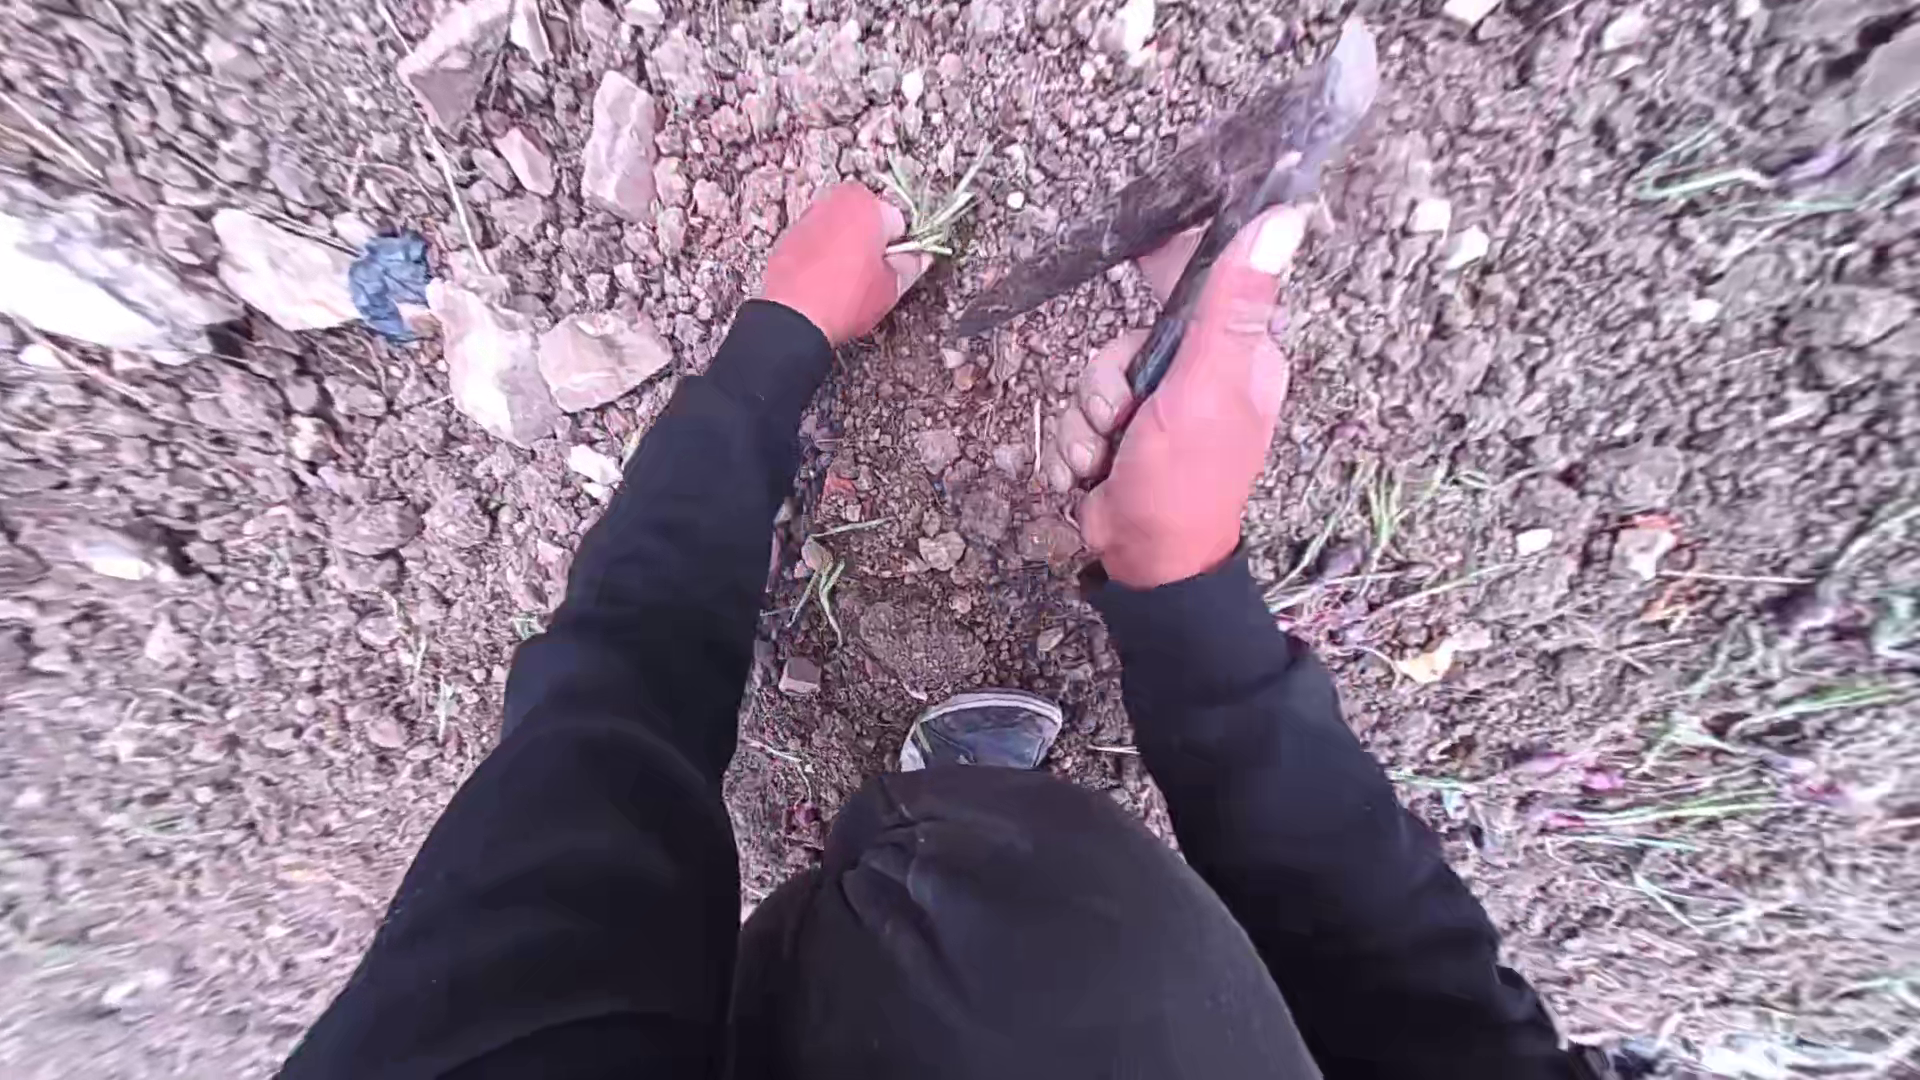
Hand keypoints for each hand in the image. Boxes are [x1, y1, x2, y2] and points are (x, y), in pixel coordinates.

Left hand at [760, 182, 929, 345]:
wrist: (794, 316)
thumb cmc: (847, 298)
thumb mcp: (890, 288)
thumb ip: (910, 267)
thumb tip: (921, 258)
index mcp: (868, 204)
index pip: (899, 223)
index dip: (901, 250)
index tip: (895, 272)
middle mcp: (836, 199)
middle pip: (867, 221)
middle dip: (873, 244)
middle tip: (872, 279)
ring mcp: (809, 216)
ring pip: (841, 230)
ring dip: (848, 251)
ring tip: (847, 285)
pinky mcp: (789, 236)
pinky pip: (818, 242)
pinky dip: (824, 257)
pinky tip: (825, 284)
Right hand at [1043, 206, 1306, 588]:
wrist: (1143, 557)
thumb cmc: (1183, 482)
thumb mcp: (1205, 391)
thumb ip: (1230, 311)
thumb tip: (1281, 218)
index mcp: (1236, 357)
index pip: (1206, 284)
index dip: (1169, 264)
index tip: (1135, 250)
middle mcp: (1195, 375)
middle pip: (1129, 336)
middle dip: (1106, 382)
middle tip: (1116, 418)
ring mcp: (1153, 407)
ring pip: (1095, 378)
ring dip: (1086, 424)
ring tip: (1098, 460)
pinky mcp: (1118, 434)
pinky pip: (1080, 414)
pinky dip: (1076, 446)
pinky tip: (1086, 474)